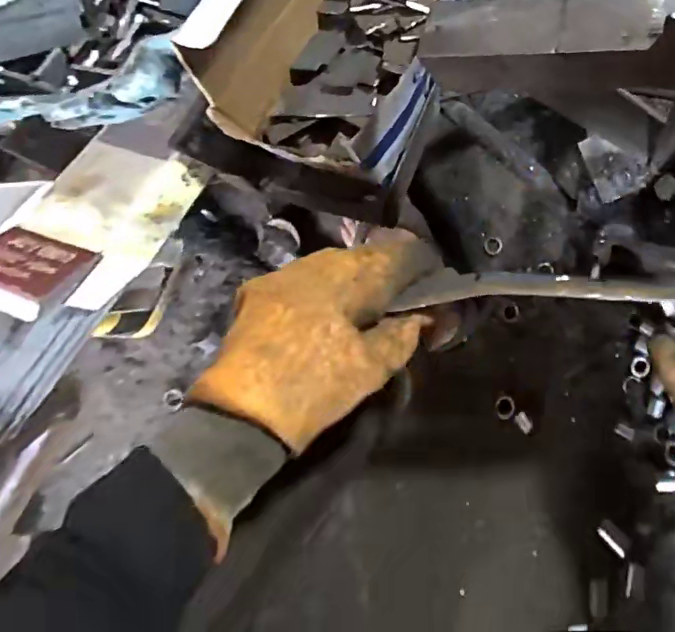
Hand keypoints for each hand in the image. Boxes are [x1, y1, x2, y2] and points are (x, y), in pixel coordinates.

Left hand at [190, 231, 433, 452]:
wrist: (235, 422)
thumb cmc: (315, 387)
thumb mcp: (376, 365)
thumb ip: (407, 331)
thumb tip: (423, 316)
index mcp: (350, 272)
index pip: (406, 252)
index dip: (428, 269)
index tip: (439, 291)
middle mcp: (318, 262)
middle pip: (370, 256)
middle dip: (393, 276)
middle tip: (408, 305)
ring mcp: (283, 275)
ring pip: (338, 266)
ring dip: (361, 282)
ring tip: (372, 311)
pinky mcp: (259, 295)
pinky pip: (310, 281)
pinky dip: (331, 291)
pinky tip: (335, 316)